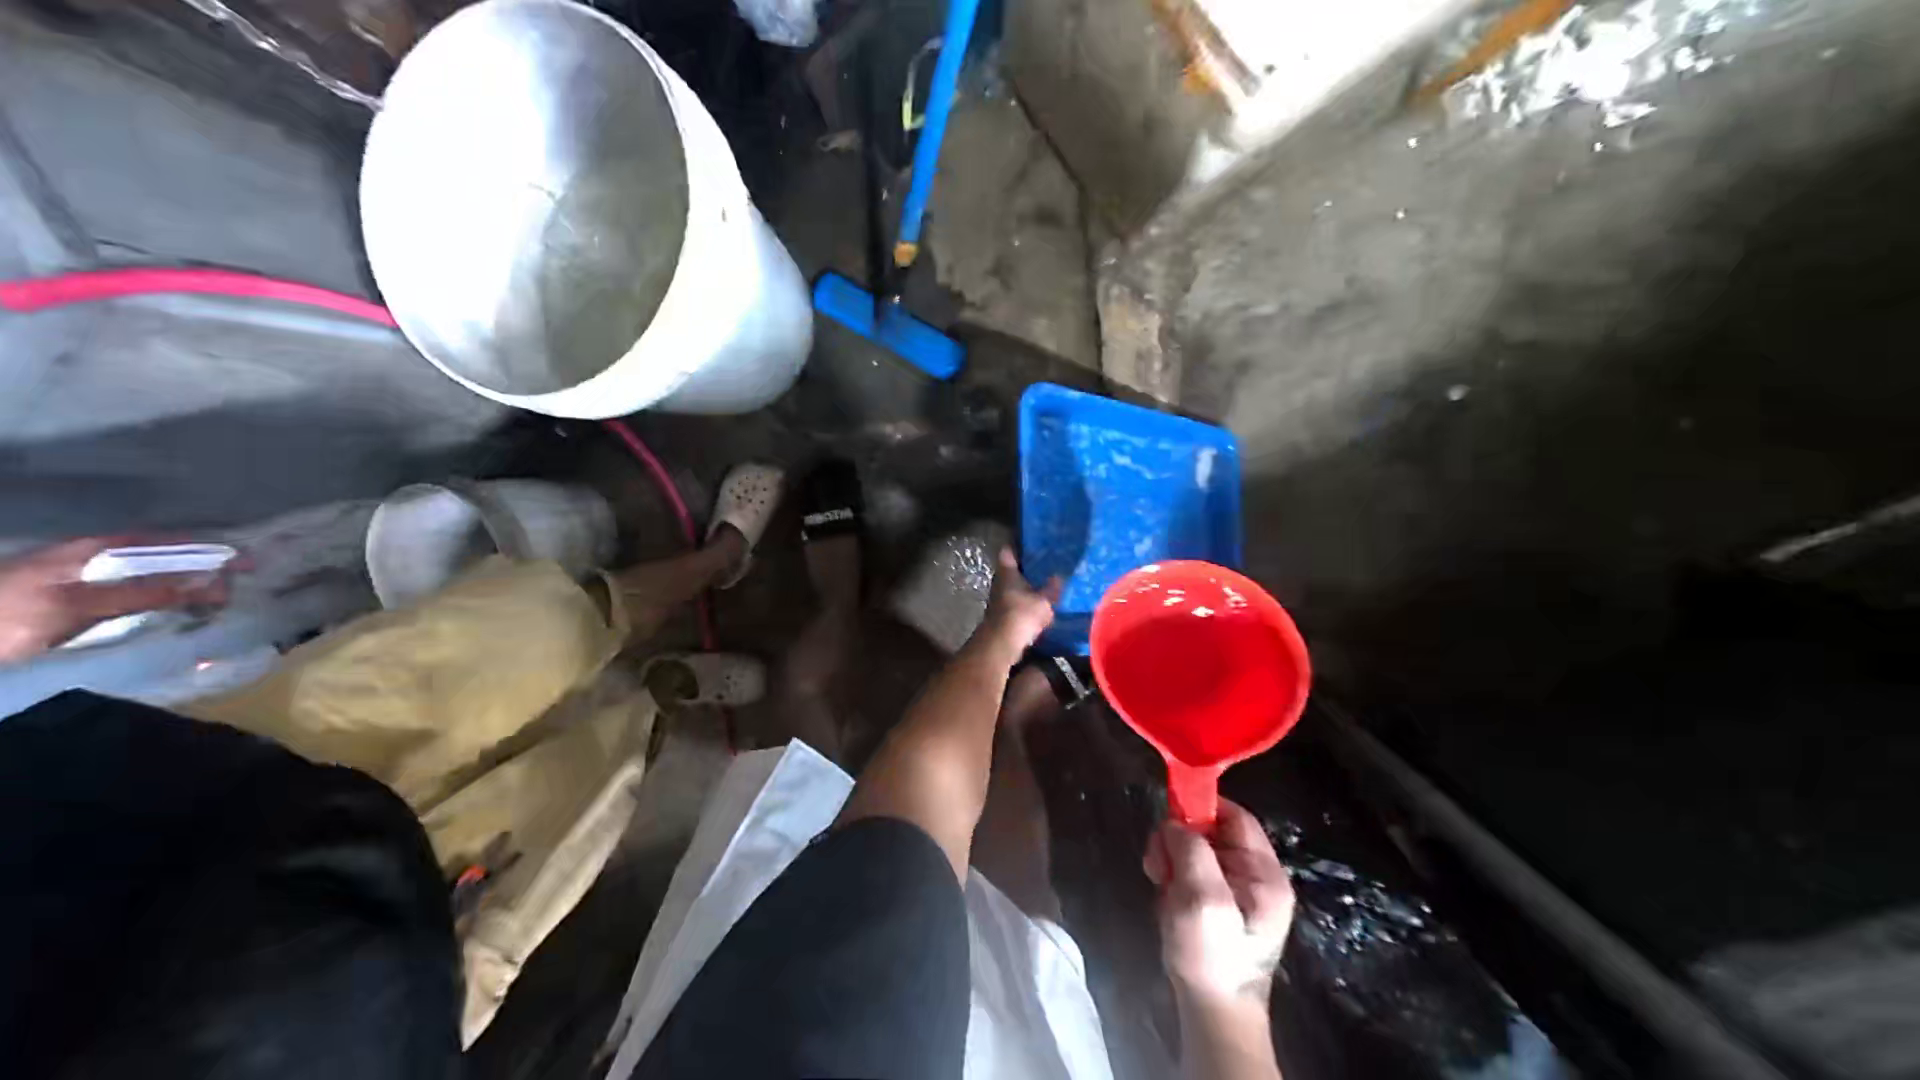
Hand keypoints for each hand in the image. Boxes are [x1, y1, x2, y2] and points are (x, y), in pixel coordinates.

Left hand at [0, 538, 230, 664]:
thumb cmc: (2, 616)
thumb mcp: (72, 604)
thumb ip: (140, 594)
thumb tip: (208, 585)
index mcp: (91, 552)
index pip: (163, 542)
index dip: (206, 548)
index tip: (248, 560)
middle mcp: (92, 564)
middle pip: (160, 562)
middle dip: (204, 571)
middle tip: (243, 585)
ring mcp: (85, 589)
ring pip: (151, 584)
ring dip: (188, 592)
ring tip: (223, 604)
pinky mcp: (79, 613)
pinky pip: (135, 605)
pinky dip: (165, 609)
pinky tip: (182, 619)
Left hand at [974, 548, 1059, 658]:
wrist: (1001, 643)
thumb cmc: (1021, 614)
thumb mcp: (1043, 600)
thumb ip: (1052, 588)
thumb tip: (1058, 576)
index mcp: (1007, 572)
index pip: (1008, 551)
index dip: (1017, 545)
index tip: (1031, 541)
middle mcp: (999, 582)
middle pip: (1010, 569)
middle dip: (1025, 566)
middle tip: (1044, 562)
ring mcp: (998, 599)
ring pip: (1013, 586)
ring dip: (1025, 585)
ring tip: (1045, 582)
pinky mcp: (1001, 614)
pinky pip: (1015, 601)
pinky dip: (1025, 600)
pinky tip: (1039, 603)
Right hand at [1144, 798, 1293, 1009]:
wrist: (1213, 1015)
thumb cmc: (1212, 957)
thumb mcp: (1203, 900)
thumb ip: (1192, 853)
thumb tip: (1176, 823)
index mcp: (1264, 874)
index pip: (1236, 817)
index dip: (1203, 807)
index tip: (1169, 815)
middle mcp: (1254, 878)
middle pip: (1211, 832)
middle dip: (1179, 840)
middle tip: (1158, 863)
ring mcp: (1234, 893)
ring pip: (1194, 851)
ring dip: (1170, 860)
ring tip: (1160, 885)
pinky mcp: (1216, 906)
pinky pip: (1189, 873)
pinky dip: (1172, 879)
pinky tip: (1165, 899)